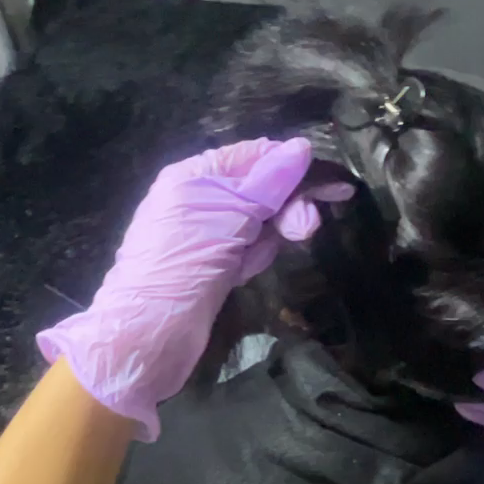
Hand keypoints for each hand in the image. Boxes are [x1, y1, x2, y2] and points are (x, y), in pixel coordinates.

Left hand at [38, 137, 351, 440]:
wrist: (147, 335)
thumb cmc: (184, 265)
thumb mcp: (229, 214)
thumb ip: (267, 182)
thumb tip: (301, 147)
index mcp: (194, 175)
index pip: (254, 156)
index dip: (296, 168)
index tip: (337, 187)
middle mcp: (196, 198)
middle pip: (261, 189)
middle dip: (286, 208)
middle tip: (307, 230)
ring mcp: (201, 234)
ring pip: (258, 223)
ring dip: (268, 238)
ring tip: (253, 260)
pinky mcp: (208, 267)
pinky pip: (244, 251)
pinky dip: (252, 259)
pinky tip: (241, 274)